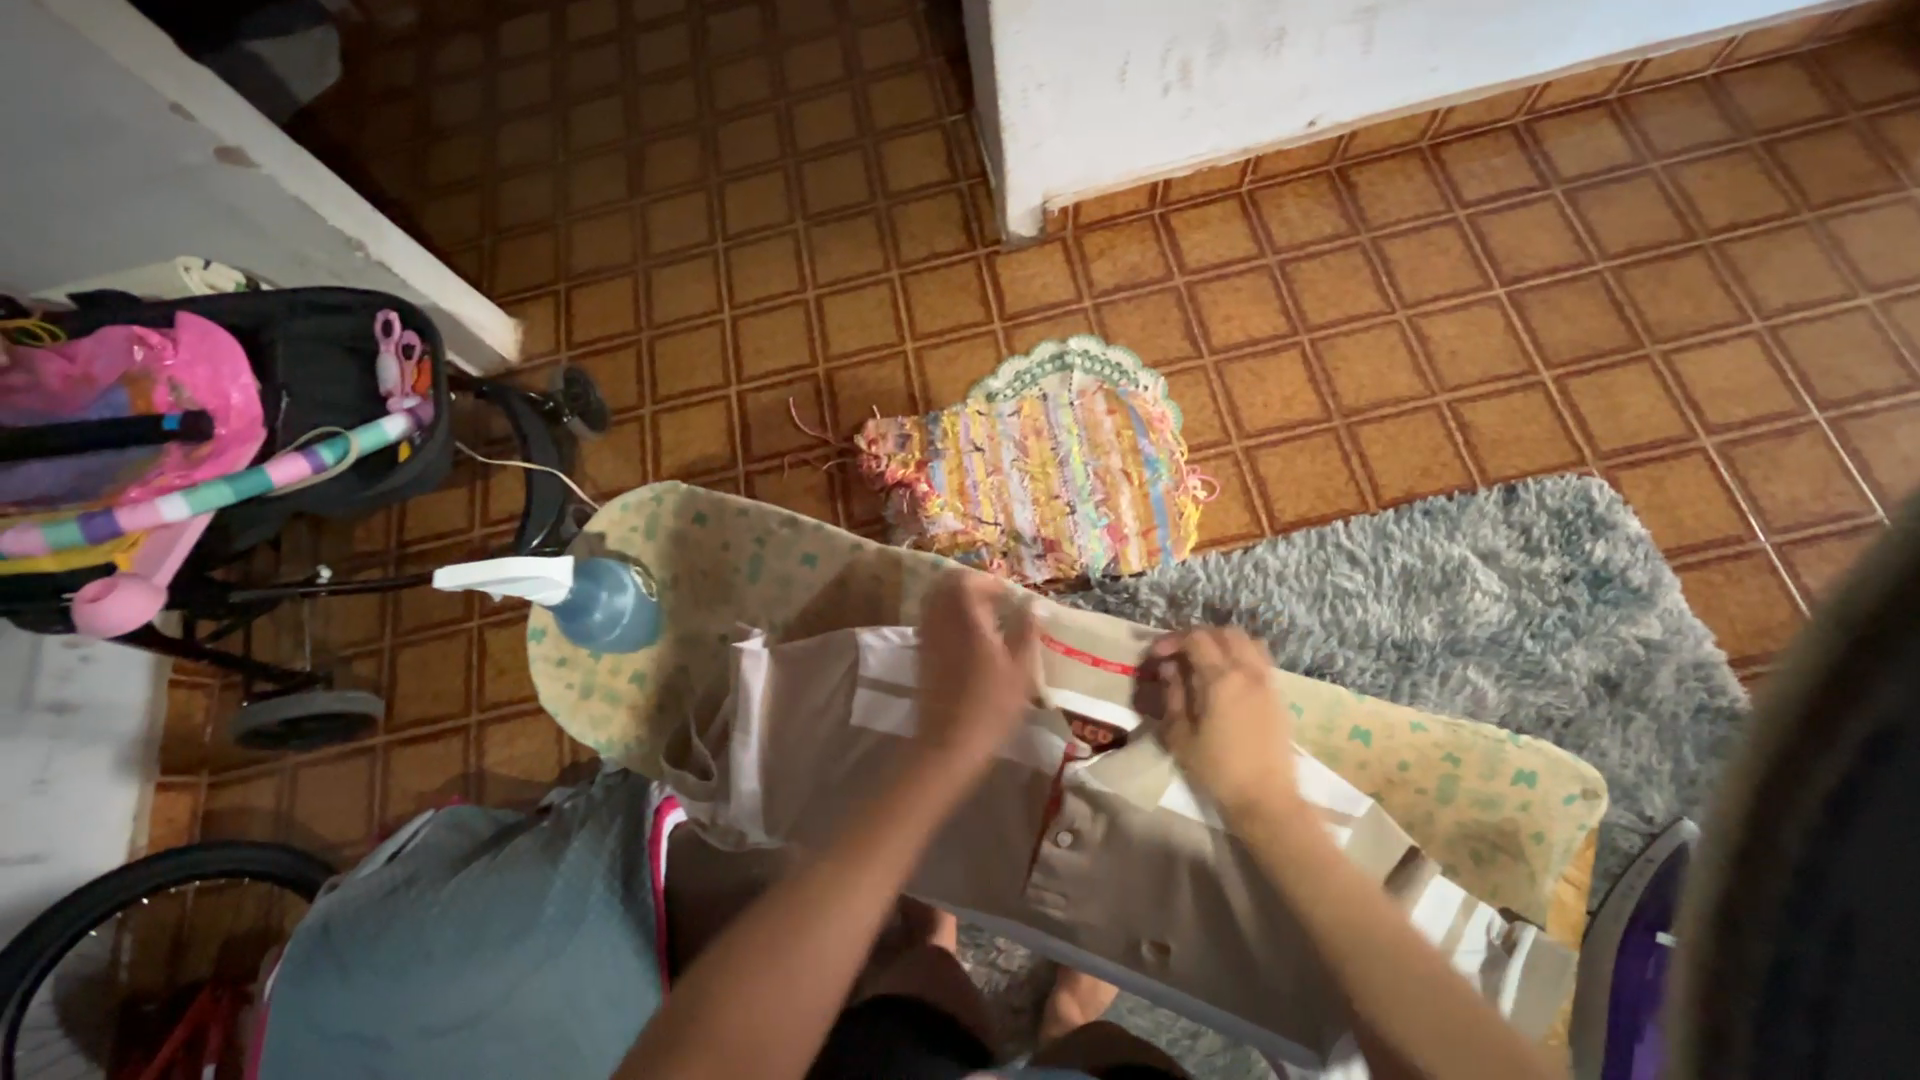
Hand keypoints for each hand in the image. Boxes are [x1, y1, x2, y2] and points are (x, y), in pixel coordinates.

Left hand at [914, 570, 1037, 761]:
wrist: (950, 744)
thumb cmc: (992, 707)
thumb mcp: (1022, 671)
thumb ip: (1027, 631)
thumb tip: (1034, 604)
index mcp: (967, 620)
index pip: (968, 581)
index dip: (989, 582)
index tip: (1009, 598)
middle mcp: (941, 622)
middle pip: (945, 585)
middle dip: (970, 586)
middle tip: (994, 601)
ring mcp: (927, 639)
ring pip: (934, 602)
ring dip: (955, 601)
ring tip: (981, 618)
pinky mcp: (920, 656)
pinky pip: (930, 621)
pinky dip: (946, 618)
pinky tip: (966, 639)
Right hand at [1146, 627, 1297, 814]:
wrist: (1265, 798)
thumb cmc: (1216, 770)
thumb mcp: (1180, 735)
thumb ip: (1173, 695)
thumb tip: (1170, 668)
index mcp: (1222, 679)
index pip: (1196, 639)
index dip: (1172, 640)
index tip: (1155, 656)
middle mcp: (1248, 672)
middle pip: (1224, 633)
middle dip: (1197, 636)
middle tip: (1177, 654)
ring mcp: (1267, 682)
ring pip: (1246, 642)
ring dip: (1222, 642)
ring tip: (1203, 661)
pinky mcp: (1277, 695)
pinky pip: (1259, 659)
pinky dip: (1240, 656)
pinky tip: (1225, 678)